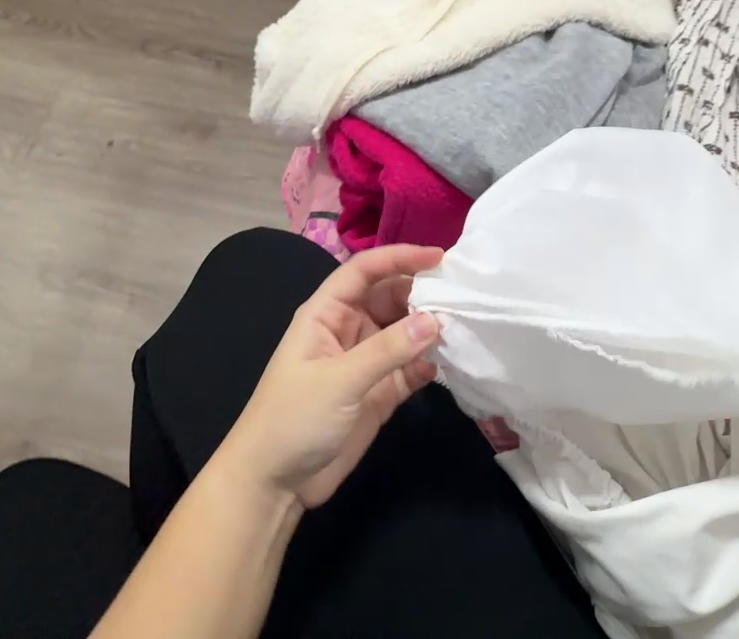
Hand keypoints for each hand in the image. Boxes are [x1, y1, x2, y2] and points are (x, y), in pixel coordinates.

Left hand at [215, 245, 444, 509]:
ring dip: (429, 328)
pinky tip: (451, 360)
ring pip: (403, 331)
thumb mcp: (339, 380)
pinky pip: (410, 367)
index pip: (364, 271)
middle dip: (422, 293)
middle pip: (389, 297)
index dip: (399, 257)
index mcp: (326, 313)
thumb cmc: (293, 418)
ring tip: (464, 325)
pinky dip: (429, 361)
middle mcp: (348, 330)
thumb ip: (387, 350)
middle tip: (461, 295)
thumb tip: (435, 320)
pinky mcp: (379, 393)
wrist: (274, 483)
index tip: (438, 256)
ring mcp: (364, 362)